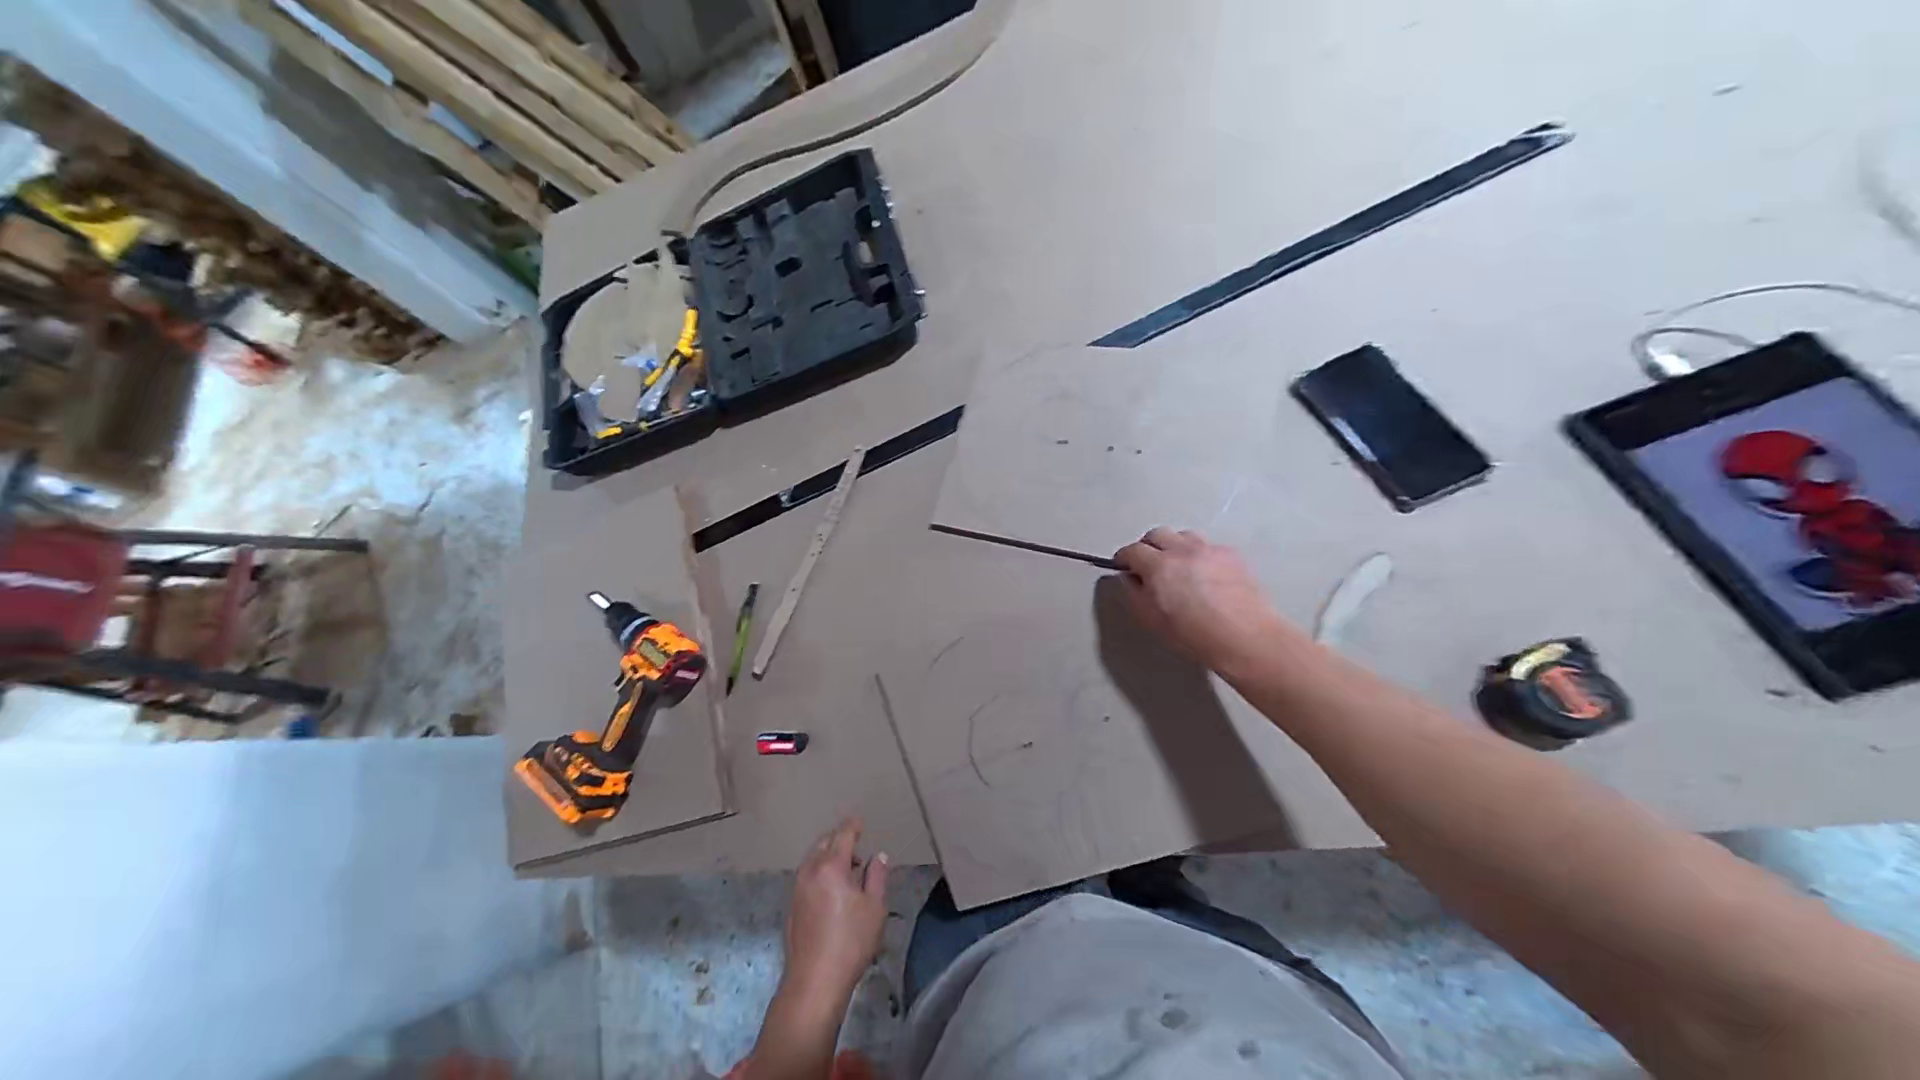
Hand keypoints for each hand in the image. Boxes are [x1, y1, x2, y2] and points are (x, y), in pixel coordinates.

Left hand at [783, 818, 889, 997]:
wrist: (814, 981)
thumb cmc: (851, 942)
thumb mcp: (874, 908)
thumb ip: (876, 877)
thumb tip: (877, 856)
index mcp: (831, 867)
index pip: (842, 836)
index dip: (852, 826)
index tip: (859, 822)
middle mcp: (810, 872)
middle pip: (823, 844)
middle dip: (838, 840)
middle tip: (856, 848)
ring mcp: (797, 889)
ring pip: (812, 860)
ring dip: (828, 857)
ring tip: (847, 872)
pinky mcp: (791, 907)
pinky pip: (806, 876)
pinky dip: (819, 872)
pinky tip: (831, 891)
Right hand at [1113, 526, 1292, 673]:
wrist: (1246, 638)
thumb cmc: (1196, 635)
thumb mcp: (1151, 620)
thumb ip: (1134, 593)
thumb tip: (1130, 579)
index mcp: (1158, 566)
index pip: (1132, 550)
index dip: (1124, 558)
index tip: (1122, 565)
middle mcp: (1183, 550)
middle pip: (1157, 534)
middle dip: (1148, 547)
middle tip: (1147, 564)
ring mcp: (1209, 549)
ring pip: (1183, 536)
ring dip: (1174, 546)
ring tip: (1176, 565)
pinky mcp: (1231, 554)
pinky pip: (1207, 546)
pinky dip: (1198, 555)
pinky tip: (1203, 574)